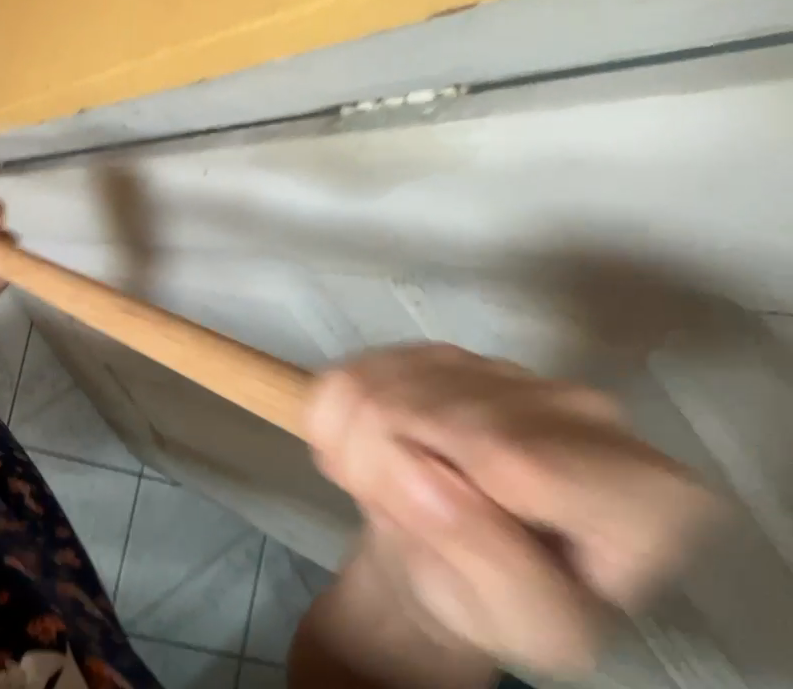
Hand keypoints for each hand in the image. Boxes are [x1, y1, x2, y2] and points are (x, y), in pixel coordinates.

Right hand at [307, 344, 715, 675]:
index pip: (511, 455)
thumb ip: (488, 558)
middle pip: (440, 412)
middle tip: (386, 510)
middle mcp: (586, 413)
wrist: (454, 567)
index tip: (421, 521)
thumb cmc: (503, 607)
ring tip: (377, 487)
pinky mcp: (439, 353)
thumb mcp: (521, 623)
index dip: (439, 486)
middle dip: (382, 463)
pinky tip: (363, 451)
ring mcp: (507, 372)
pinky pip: (355, 370)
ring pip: (387, 384)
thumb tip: (416, 470)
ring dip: (353, 442)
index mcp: (641, 490)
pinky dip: (334, 416)